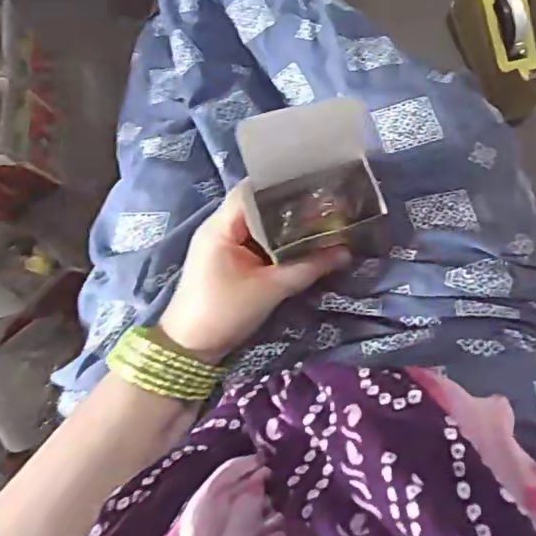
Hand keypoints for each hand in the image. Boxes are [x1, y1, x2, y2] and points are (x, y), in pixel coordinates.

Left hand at [158, 185, 349, 362]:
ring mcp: (222, 243)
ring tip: (320, 220)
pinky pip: (256, 240)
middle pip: (258, 204)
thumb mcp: (270, 289)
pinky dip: (277, 240)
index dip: (283, 186)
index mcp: (221, 226)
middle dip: (290, 205)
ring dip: (285, 224)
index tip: (315, 185)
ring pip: (259, 223)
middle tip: (325, 204)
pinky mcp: (228, 258)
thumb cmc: (224, 312)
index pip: (253, 191)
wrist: (190, 349)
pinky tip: (301, 243)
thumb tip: (346, 252)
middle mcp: (220, 227)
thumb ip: (308, 268)